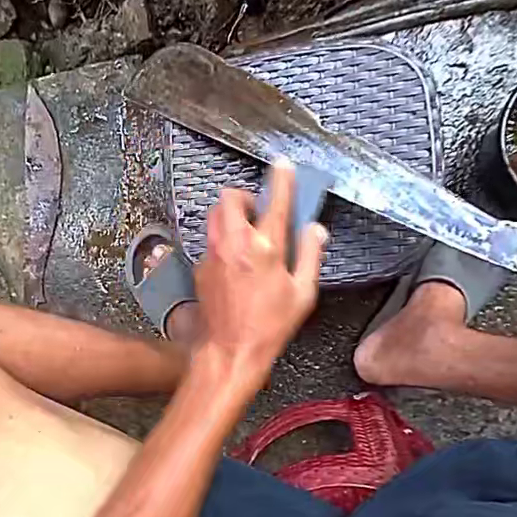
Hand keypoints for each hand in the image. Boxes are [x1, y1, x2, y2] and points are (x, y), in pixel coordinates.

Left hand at [192, 162, 326, 379]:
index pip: (275, 201)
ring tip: (249, 234)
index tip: (283, 166)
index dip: (281, 179)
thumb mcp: (302, 293)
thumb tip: (315, 230)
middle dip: (245, 196)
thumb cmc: (268, 327)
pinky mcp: (201, 267)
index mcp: (265, 247)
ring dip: (231, 215)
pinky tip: (236, 262)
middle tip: (260, 211)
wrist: (230, 350)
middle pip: (230, 197)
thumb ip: (310, 255)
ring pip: (215, 216)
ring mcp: (213, 254)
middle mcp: (233, 244)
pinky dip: (223, 241)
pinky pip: (210, 241)